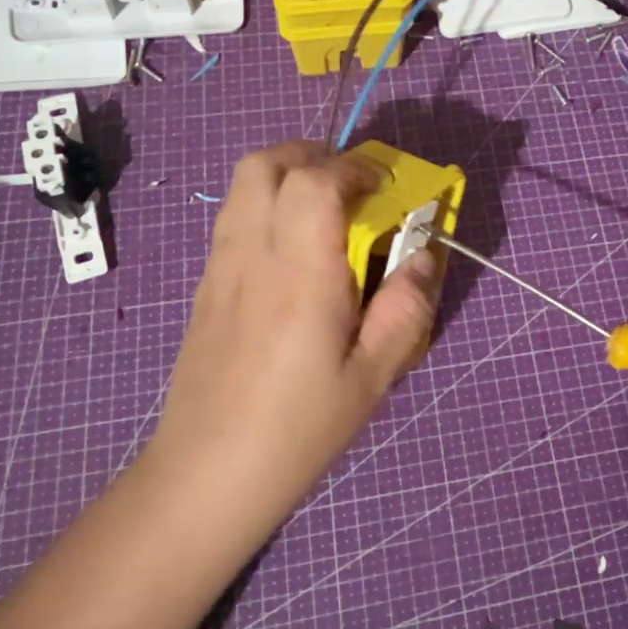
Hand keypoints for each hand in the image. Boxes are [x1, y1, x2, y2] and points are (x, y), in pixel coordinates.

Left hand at [146, 141, 442, 527]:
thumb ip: (405, 310)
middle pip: (265, 163)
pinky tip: (292, 256)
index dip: (354, 167)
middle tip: (351, 186)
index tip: (386, 187)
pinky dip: (265, 208)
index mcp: (300, 270)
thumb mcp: (372, 376)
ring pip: (242, 186)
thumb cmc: (299, 427)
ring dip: (286, 177)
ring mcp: (219, 268)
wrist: (206, 473)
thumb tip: (423, 258)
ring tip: (325, 215)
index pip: (315, 180)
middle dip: (313, 156)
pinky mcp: (204, 288)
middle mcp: (252, 253)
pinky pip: (233, 219)